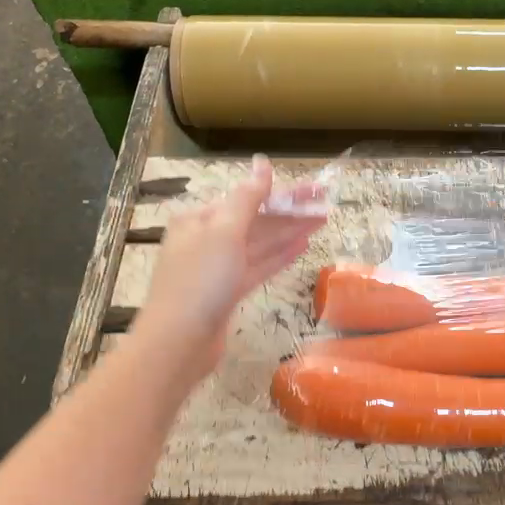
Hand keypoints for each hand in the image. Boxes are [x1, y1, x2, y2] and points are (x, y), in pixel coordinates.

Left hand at [132, 156, 325, 382]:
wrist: (178, 341)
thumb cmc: (199, 281)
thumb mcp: (224, 231)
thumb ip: (247, 197)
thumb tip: (262, 162)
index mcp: (199, 219)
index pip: (248, 198)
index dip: (283, 193)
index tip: (315, 190)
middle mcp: (206, 239)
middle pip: (255, 220)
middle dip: (290, 212)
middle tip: (326, 204)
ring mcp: (217, 268)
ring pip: (259, 244)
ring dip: (290, 232)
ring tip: (321, 221)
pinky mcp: (227, 293)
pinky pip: (257, 267)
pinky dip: (279, 256)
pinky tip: (302, 247)